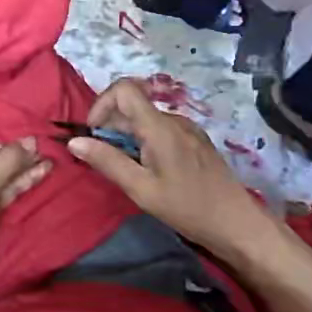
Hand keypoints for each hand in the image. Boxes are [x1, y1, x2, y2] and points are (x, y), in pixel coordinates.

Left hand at [0, 136, 51, 306]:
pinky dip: (24, 179)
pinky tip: (44, 169)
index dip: (10, 133)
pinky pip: (9, 185)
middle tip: (50, 142)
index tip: (36, 127)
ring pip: (5, 170)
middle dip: (21, 149)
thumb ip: (10, 159)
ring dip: (27, 164)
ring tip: (52, 154)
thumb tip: (33, 140)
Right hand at [65, 79, 271, 258]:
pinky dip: (144, 141)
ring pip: (145, 119)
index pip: (124, 88)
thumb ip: (107, 162)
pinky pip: (161, 130)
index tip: (93, 134)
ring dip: (126, 136)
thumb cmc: (187, 207)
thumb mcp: (141, 189)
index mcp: (159, 126)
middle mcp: (173, 119)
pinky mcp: (194, 140)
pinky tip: (147, 169)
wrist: (236, 222)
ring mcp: (186, 128)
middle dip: (110, 125)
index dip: (101, 104)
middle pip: (132, 105)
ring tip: (125, 169)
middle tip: (102, 159)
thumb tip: (75, 141)